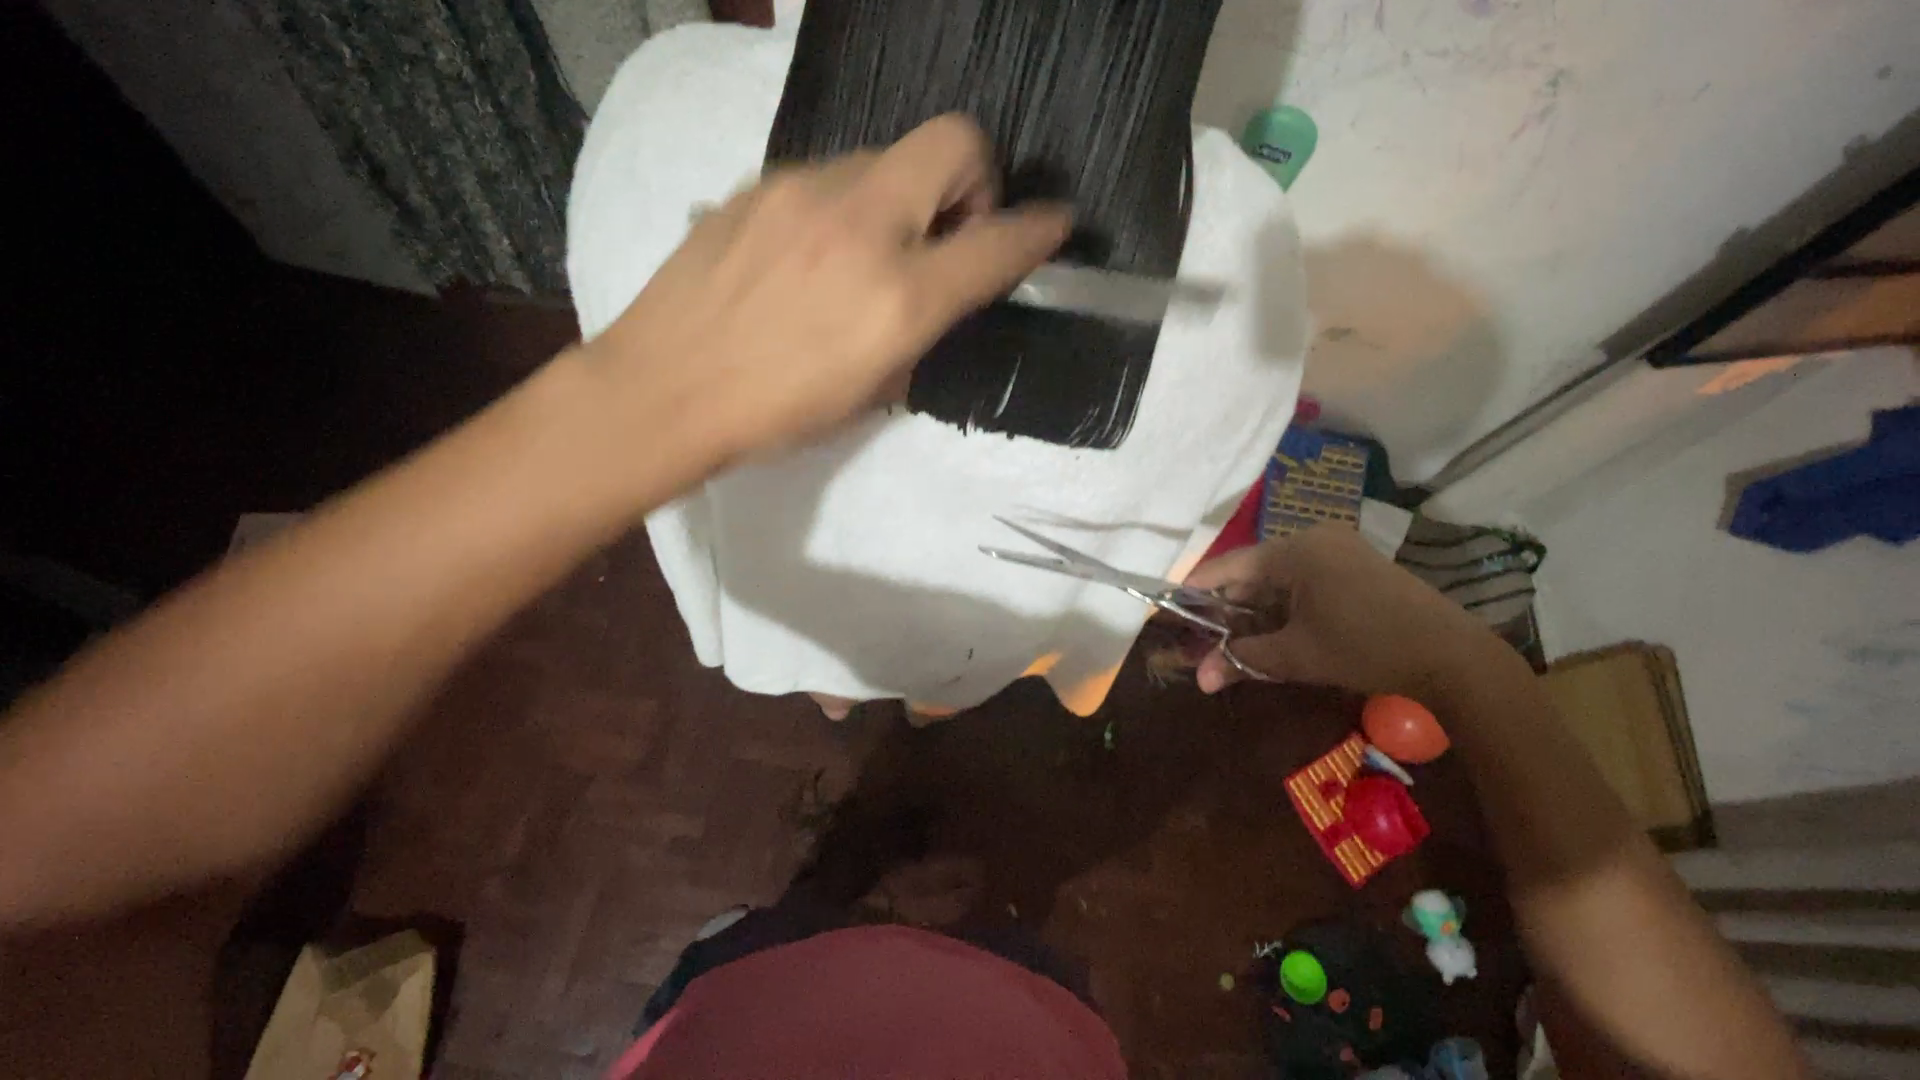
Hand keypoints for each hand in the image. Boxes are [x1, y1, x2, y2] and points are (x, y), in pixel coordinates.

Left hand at [587, 113, 1071, 457]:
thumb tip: (938, 297)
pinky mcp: (758, 185)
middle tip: (949, 230)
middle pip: (954, 141)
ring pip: (885, 156)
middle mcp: (862, 225)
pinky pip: (827, 176)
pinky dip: (843, 205)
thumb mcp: (871, 391)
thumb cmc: (774, 415)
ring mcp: (804, 192)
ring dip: (899, 196)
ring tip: (865, 252)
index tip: (1052, 225)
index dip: (1040, 231)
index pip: (998, 242)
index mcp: (899, 297)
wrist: (661, 390)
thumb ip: (922, 331)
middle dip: (974, 177)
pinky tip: (809, 254)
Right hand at [1184, 524, 1501, 696]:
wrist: (1452, 656)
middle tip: (1203, 637)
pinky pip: (1306, 581)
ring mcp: (1340, 550)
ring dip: (1256, 610)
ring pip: (1280, 578)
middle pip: (1253, 571)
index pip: (1228, 566)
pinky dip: (1285, 606)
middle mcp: (1315, 538)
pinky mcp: (1359, 567)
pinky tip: (1277, 632)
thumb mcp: (1296, 656)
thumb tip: (1200, 679)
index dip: (1196, 591)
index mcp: (1295, 550)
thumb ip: (1243, 659)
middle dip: (1227, 607)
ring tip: (1234, 641)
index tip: (1169, 612)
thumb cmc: (1366, 647)